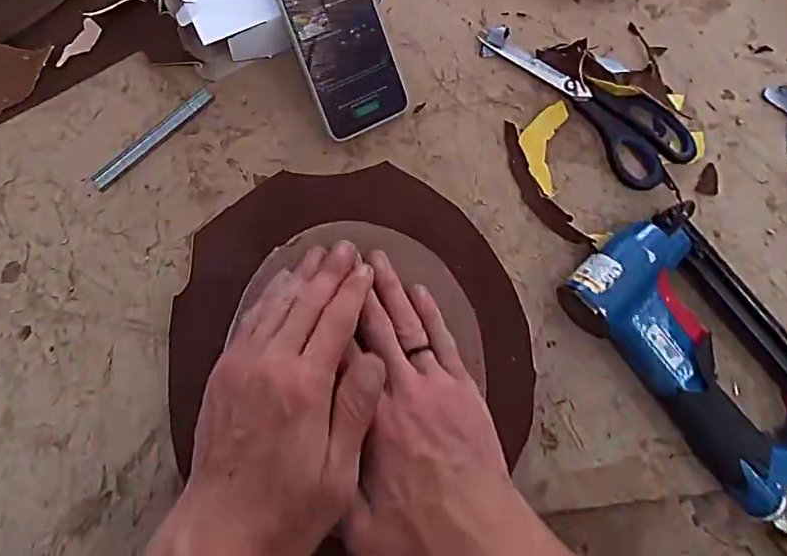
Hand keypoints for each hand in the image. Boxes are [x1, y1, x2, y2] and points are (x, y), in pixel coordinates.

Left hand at [150, 243, 384, 555]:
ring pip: (277, 304)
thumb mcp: (336, 475)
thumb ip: (356, 410)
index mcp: (304, 387)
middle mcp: (271, 366)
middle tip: (346, 247)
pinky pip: (250, 321)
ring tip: (319, 254)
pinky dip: (269, 295)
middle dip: (330, 272)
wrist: (216, 536)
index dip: (353, 291)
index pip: (336, 321)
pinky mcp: (223, 373)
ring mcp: (242, 366)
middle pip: (306, 303)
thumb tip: (377, 359)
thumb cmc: (285, 510)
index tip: (367, 269)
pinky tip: (281, 282)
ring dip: (301, 276)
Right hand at [341, 251, 569, 555]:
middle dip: (362, 291)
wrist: (476, 534)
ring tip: (380, 262)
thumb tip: (311, 442)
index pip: (347, 355)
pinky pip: (443, 340)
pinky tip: (420, 290)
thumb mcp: (357, 521)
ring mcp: (437, 384)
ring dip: (394, 291)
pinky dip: (431, 313)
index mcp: (373, 418)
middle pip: (378, 328)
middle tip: (351, 259)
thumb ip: (335, 473)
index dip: (335, 319)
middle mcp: (404, 390)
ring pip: (410, 325)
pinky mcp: (463, 387)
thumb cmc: (416, 533)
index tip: (324, 290)